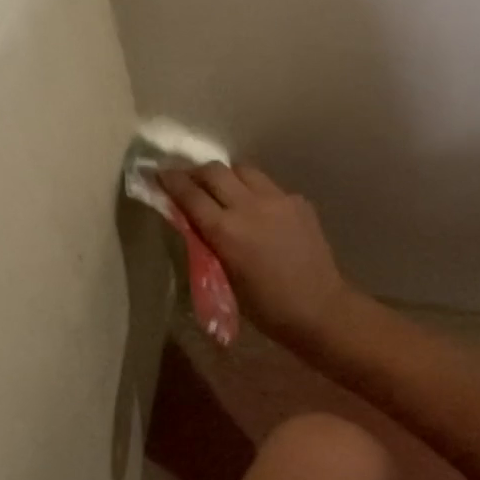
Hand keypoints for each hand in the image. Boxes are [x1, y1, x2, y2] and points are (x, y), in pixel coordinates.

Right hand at [158, 163, 355, 345]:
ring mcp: (278, 199)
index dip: (171, 181)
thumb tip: (190, 221)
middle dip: (196, 172)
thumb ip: (207, 244)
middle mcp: (250, 206)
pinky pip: (269, 186)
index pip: (190, 194)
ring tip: (224, 190)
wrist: (321, 310)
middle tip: (188, 180)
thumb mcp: (225, 279)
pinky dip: (256, 192)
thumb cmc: (267, 308)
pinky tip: (260, 212)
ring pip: (243, 169)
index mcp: (227, 231)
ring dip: (227, 176)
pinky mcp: (298, 200)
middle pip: (214, 170)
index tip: (158, 174)